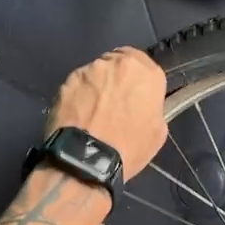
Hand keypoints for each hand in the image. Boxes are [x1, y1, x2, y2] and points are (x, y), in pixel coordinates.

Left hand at [47, 47, 168, 179]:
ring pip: (95, 72)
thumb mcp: (157, 131)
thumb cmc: (129, 148)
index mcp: (147, 73)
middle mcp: (118, 63)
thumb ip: (151, 106)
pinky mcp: (67, 81)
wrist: (87, 161)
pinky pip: (76, 85)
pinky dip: (77, 95)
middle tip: (113, 100)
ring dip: (96, 85)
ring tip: (92, 110)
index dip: (137, 79)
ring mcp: (90, 69)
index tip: (133, 93)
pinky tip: (76, 114)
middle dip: (116, 77)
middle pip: (117, 63)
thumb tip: (141, 104)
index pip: (144, 63)